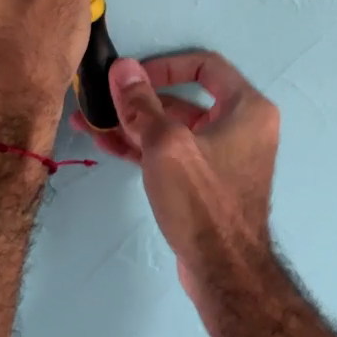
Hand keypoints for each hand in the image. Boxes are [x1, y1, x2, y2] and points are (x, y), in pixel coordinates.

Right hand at [74, 52, 279, 307]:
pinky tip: (105, 144)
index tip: (133, 77)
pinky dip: (143, 148)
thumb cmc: (202, 199)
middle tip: (99, 100)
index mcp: (247, 108)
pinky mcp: (206, 184)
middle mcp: (241, 127)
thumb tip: (122, 67)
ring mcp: (223, 157)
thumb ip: (141, 104)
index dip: (166, 65)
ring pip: (172, 130)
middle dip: (138, 101)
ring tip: (88, 122)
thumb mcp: (166, 144)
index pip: (206, 66)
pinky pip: (172, 155)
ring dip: (132, 125)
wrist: (223, 271)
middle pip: (183, 100)